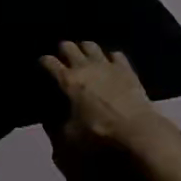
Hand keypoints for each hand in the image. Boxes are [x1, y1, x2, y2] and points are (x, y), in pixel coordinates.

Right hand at [39, 42, 169, 148]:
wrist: (137, 129)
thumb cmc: (100, 131)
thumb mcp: (70, 134)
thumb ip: (56, 126)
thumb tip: (47, 121)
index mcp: (68, 80)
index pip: (48, 61)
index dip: (43, 62)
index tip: (43, 66)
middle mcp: (84, 67)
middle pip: (67, 46)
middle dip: (63, 51)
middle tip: (64, 60)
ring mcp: (106, 65)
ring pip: (90, 45)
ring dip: (85, 50)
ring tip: (85, 59)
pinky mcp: (126, 69)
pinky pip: (115, 54)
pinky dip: (110, 58)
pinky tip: (110, 65)